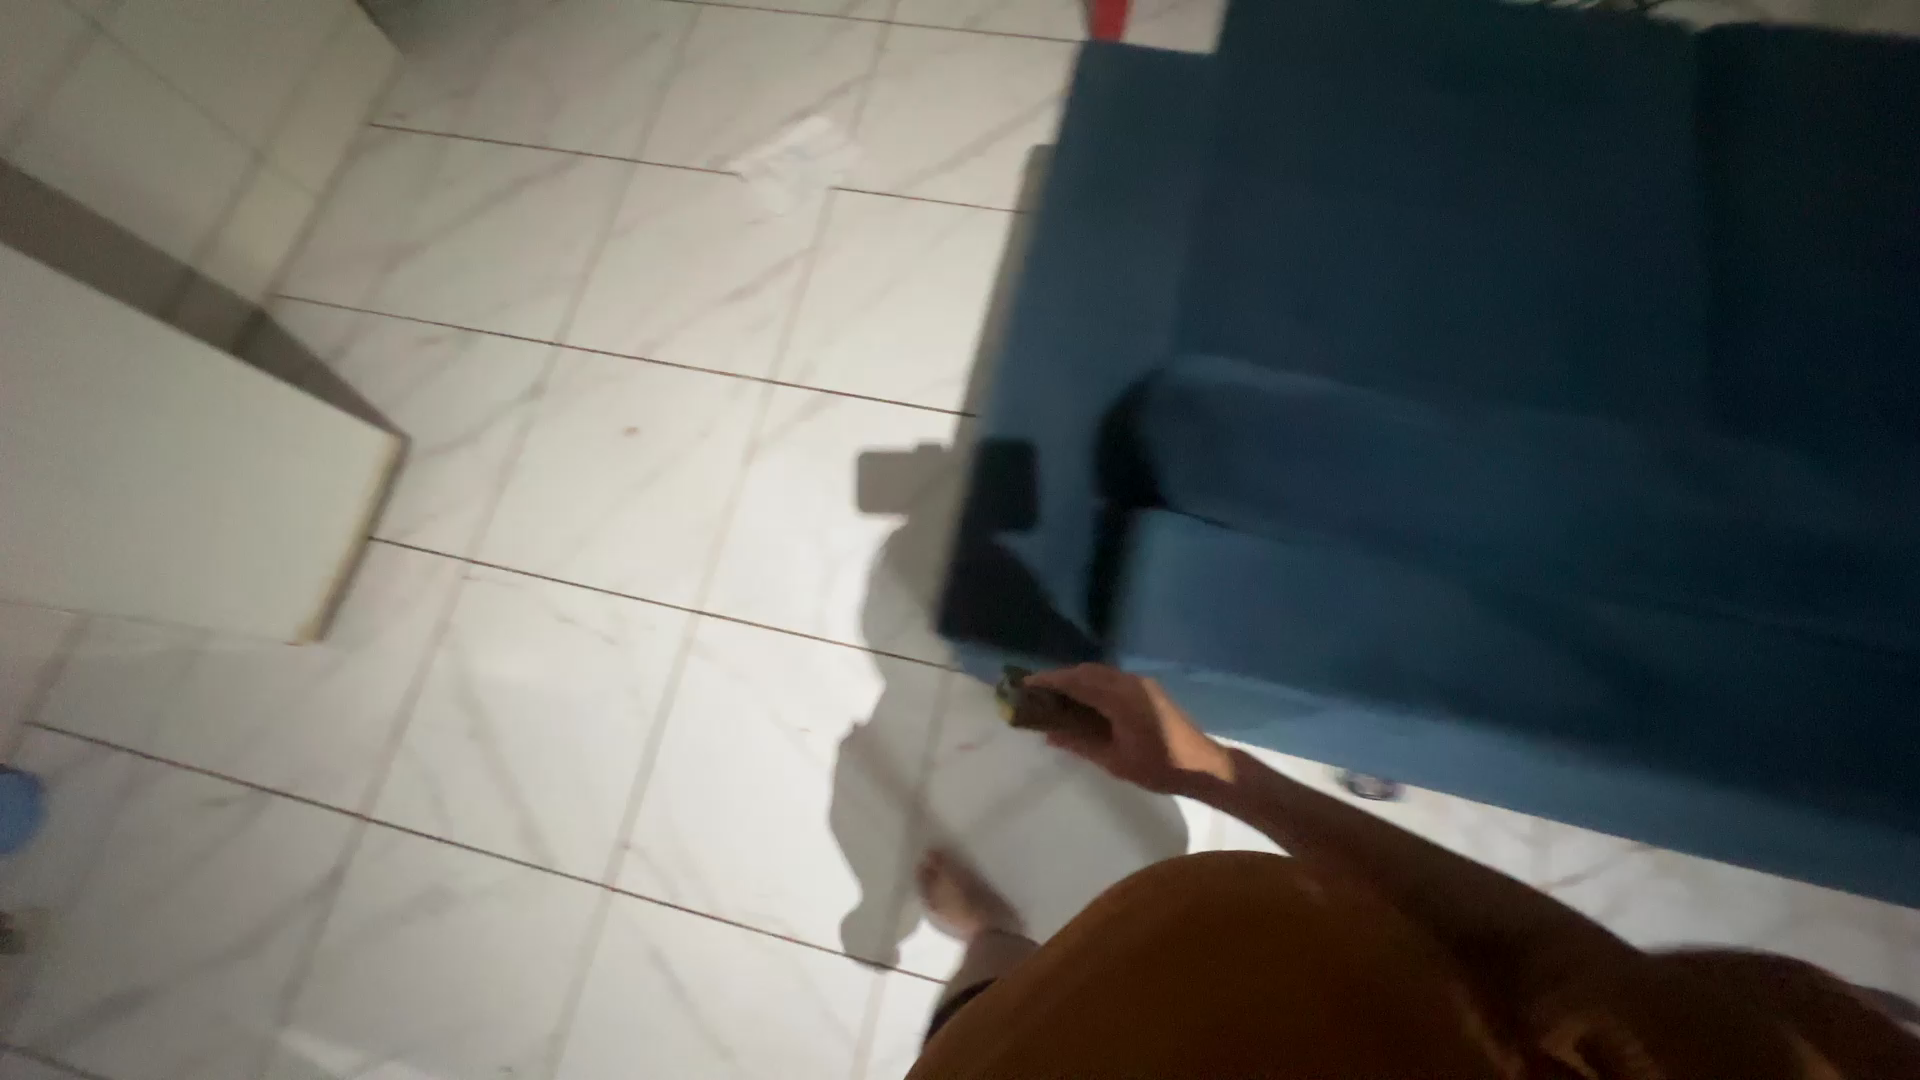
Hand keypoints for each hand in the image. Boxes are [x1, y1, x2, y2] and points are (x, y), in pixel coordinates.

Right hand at [1026, 664, 1233, 795]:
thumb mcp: (1114, 761)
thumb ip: (1080, 744)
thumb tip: (1050, 735)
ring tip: (1055, 695)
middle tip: (1036, 690)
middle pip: (1087, 671)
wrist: (1203, 766)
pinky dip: (1092, 683)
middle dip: (1060, 677)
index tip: (1026, 684)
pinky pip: (1112, 678)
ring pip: (1100, 673)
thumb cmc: (1158, 767)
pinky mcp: (1147, 689)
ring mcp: (1141, 683)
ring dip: (1076, 679)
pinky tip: (1083, 700)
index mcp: (1120, 697)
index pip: (1077, 681)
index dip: (1049, 681)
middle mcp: (1129, 682)